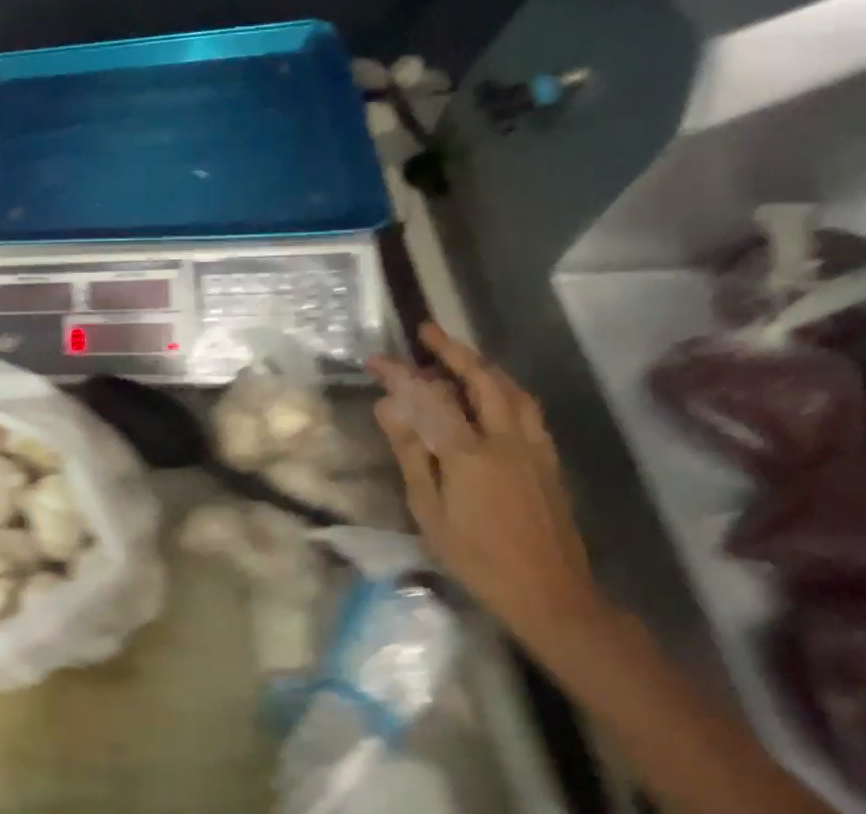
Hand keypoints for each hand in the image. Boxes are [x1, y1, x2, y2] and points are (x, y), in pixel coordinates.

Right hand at [367, 324, 608, 643]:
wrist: (551, 596)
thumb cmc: (477, 557)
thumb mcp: (429, 509)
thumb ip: (411, 452)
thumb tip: (390, 406)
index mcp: (471, 452)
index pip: (431, 398)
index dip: (402, 374)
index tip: (376, 360)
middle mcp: (507, 441)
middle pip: (483, 380)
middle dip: (454, 351)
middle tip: (427, 332)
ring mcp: (535, 450)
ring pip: (513, 392)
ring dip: (485, 367)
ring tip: (461, 357)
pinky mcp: (549, 463)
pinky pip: (528, 411)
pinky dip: (506, 390)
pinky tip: (494, 397)